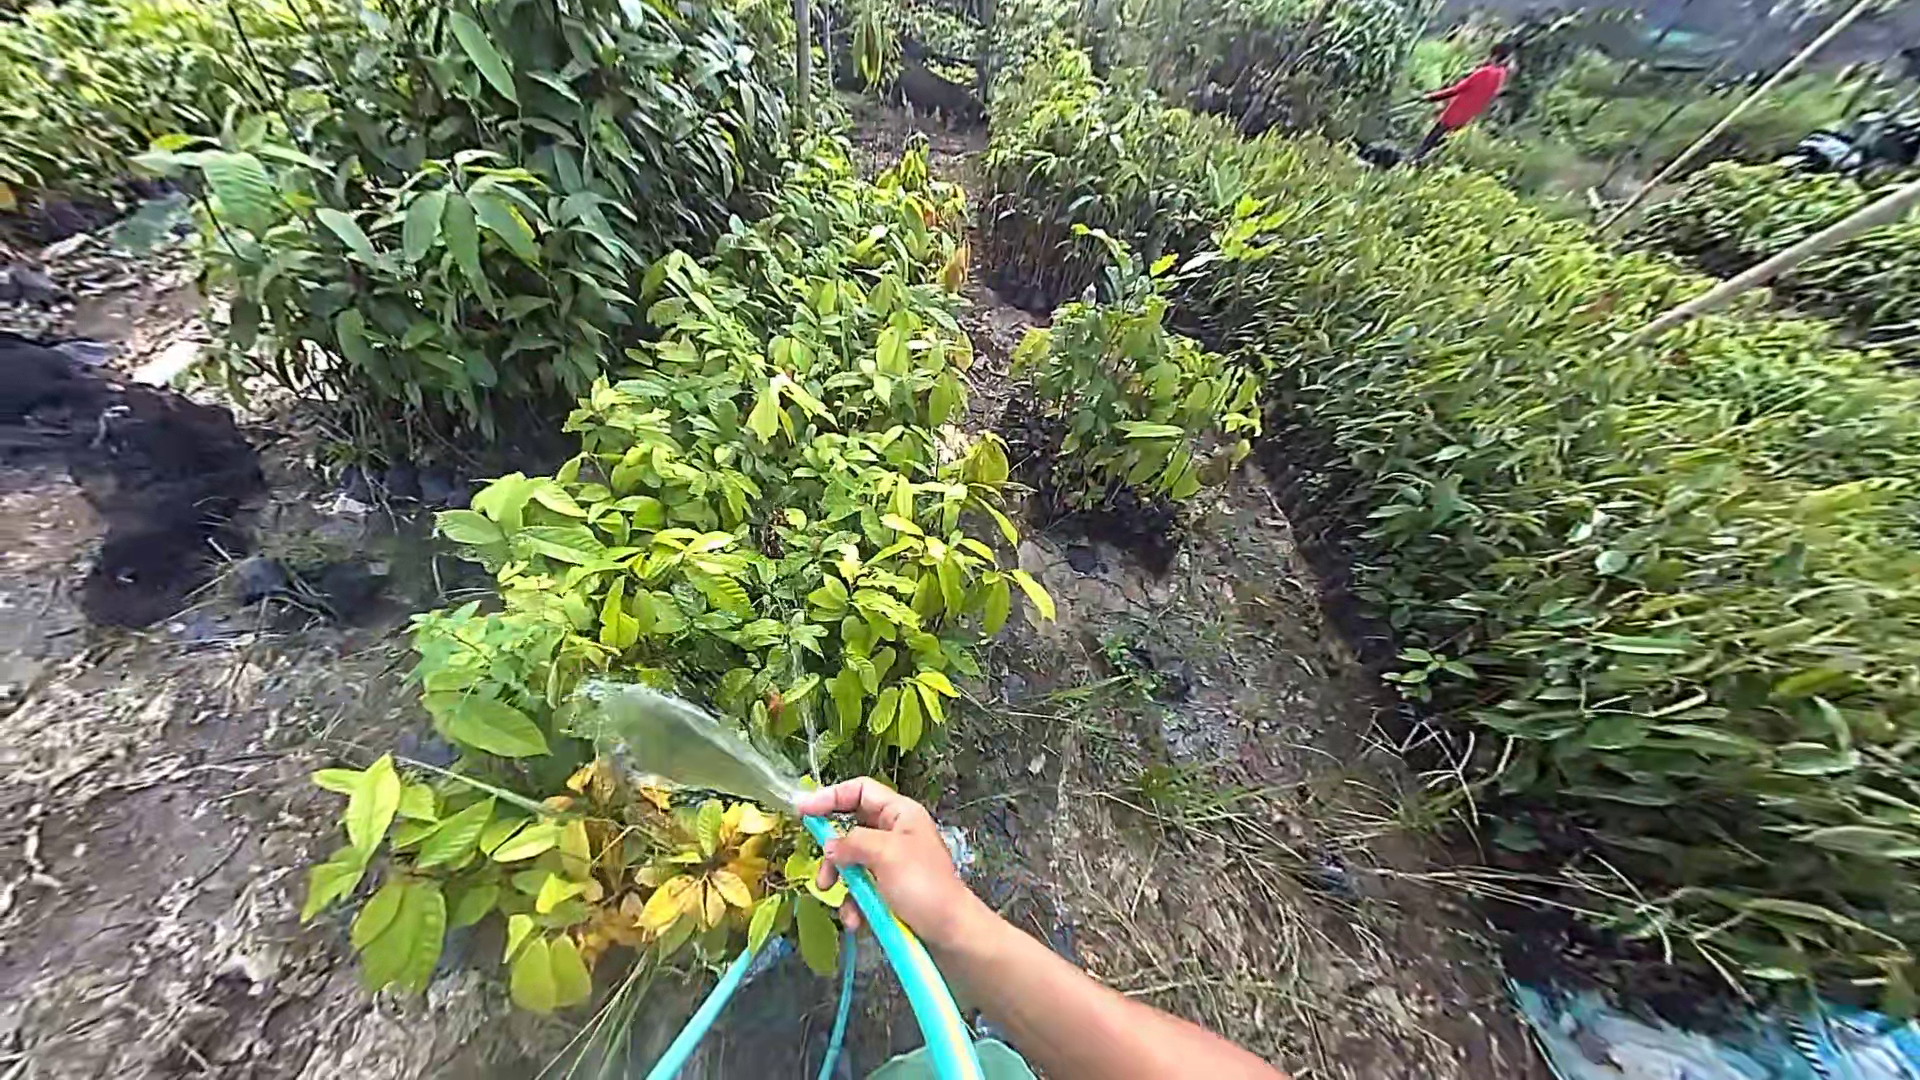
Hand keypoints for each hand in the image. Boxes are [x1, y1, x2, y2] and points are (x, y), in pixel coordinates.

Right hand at [793, 777, 985, 946]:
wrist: (952, 933)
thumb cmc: (923, 885)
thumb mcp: (886, 855)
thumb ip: (854, 842)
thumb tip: (830, 846)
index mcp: (900, 813)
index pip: (860, 790)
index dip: (830, 796)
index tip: (802, 810)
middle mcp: (895, 832)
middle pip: (852, 829)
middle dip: (835, 855)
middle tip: (825, 878)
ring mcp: (893, 861)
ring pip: (854, 863)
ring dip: (845, 886)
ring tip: (846, 908)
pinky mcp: (891, 889)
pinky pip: (862, 889)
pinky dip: (856, 904)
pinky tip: (858, 922)